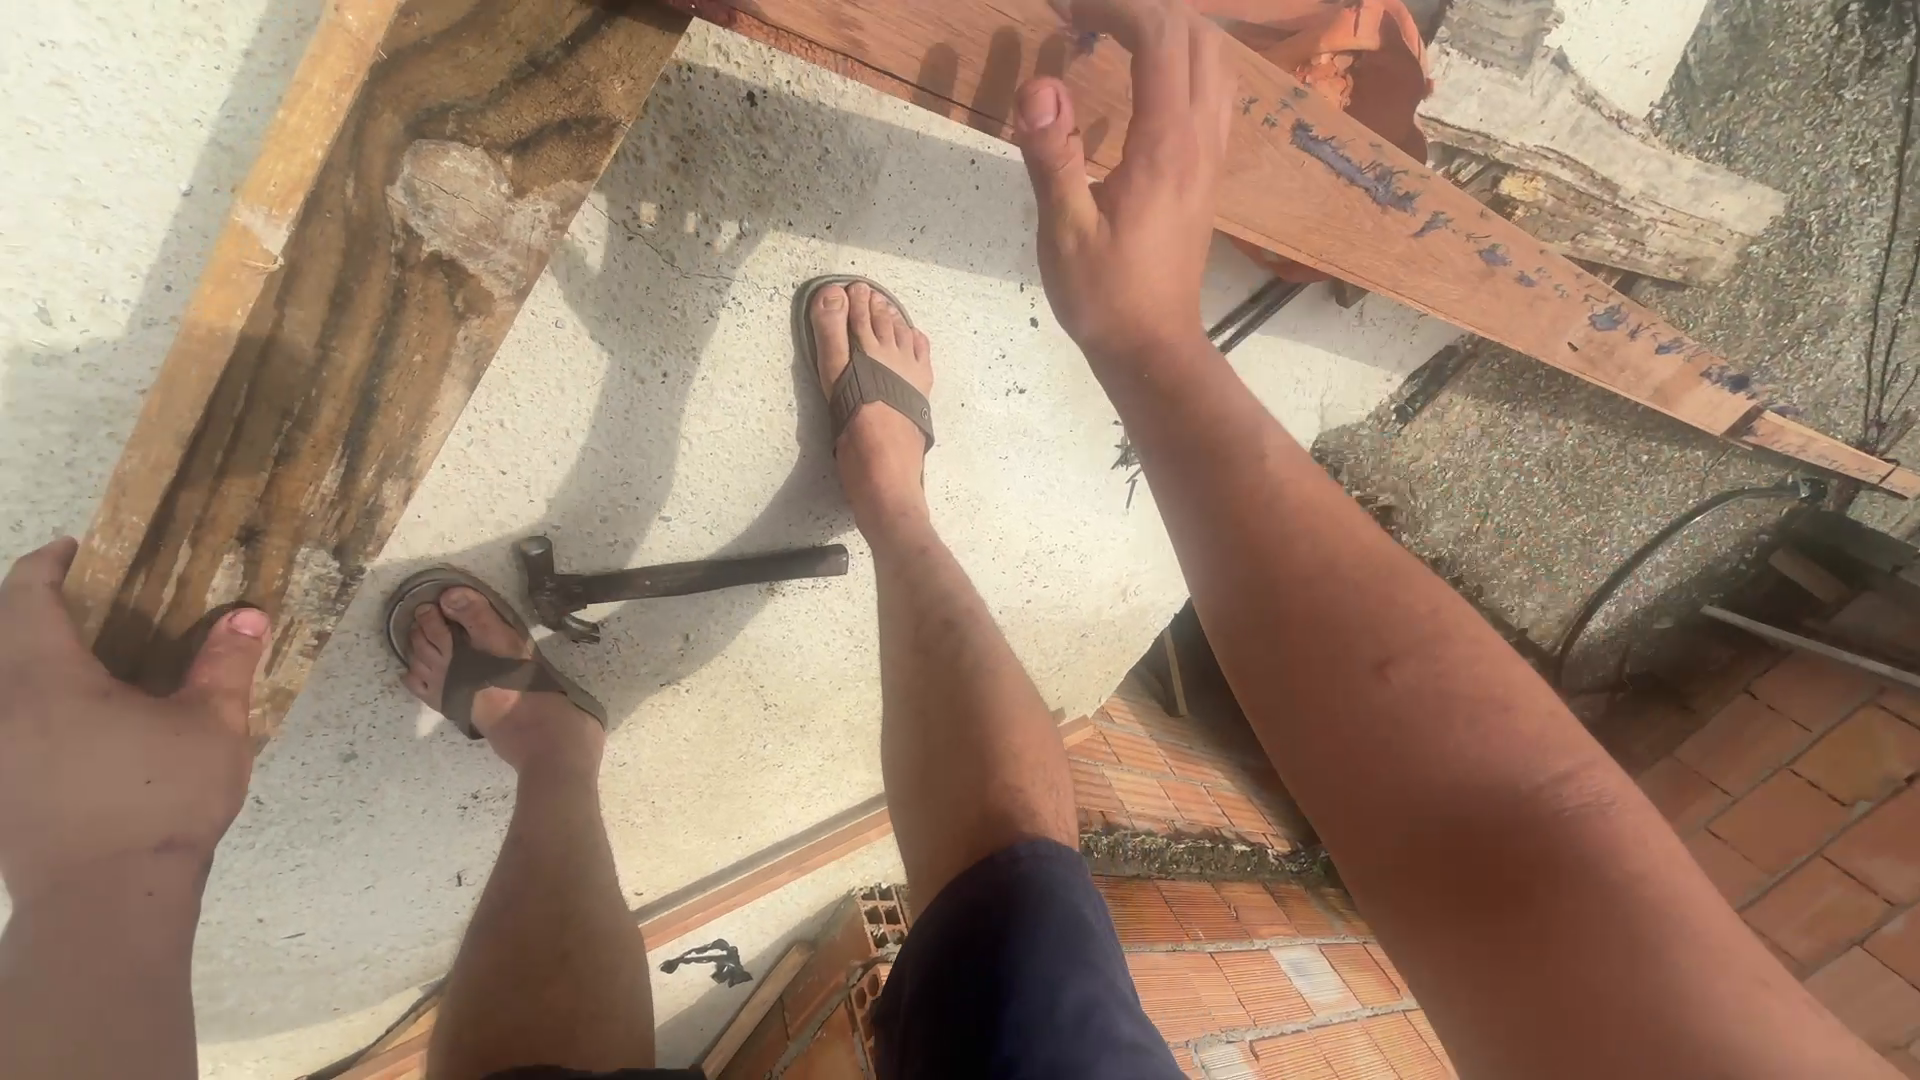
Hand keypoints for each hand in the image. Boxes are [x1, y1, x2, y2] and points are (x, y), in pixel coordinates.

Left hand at [0, 538, 268, 904]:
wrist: (109, 889)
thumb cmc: (163, 793)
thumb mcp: (214, 722)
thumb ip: (225, 664)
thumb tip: (247, 615)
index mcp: (48, 684)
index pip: (28, 604)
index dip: (45, 568)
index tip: (74, 548)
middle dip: (30, 612)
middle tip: (86, 602)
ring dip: (27, 662)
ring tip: (81, 661)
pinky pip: (6, 725)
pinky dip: (27, 705)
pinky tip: (74, 724)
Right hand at [1014, 0, 1233, 364]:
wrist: (1151, 346)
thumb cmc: (1104, 297)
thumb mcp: (1065, 234)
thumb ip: (1052, 156)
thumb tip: (1038, 86)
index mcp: (1166, 144)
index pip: (1159, 36)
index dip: (1116, 5)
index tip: (1068, 9)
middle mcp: (1201, 138)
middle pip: (1197, 34)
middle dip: (1144, 9)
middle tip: (1088, 19)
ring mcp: (1213, 156)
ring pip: (1215, 60)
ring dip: (1172, 32)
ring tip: (1118, 37)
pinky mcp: (1210, 174)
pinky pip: (1216, 92)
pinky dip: (1187, 64)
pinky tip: (1151, 82)